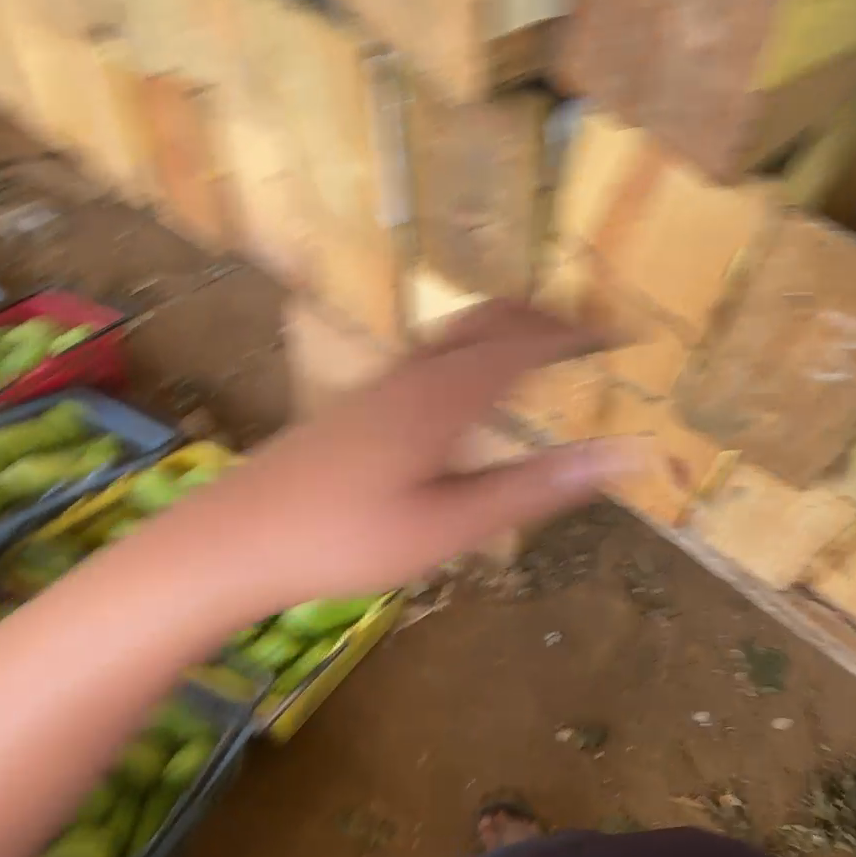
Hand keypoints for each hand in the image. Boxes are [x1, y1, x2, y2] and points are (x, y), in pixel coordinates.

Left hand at [140, 301, 641, 618]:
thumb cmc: (348, 538)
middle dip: (542, 318)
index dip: (576, 333)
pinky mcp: (359, 404)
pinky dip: (471, 354)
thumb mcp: (451, 523)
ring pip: (455, 335)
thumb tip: (617, 456)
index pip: (526, 342)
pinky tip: (470, 397)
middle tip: (586, 336)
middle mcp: (414, 373)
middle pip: (488, 319)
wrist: (235, 538)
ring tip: (542, 358)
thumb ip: (533, 488)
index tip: (619, 333)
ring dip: (504, 333)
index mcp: (444, 394)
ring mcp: (381, 384)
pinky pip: (431, 357)